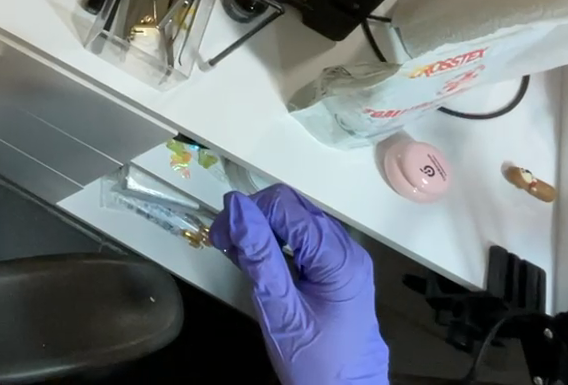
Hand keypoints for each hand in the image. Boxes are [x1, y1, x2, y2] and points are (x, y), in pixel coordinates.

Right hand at [211, 187, 389, 384]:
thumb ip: (259, 255)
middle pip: (290, 206)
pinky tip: (261, 263)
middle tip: (226, 246)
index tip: (219, 239)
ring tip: (241, 258)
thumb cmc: (315, 364)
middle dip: (253, 218)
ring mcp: (345, 259)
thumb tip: (235, 204)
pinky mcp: (339, 270)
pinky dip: (276, 241)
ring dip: (262, 229)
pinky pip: (303, 237)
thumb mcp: (280, 310)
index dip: (246, 212)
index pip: (282, 205)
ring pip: (294, 218)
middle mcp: (347, 248)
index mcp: (338, 257)